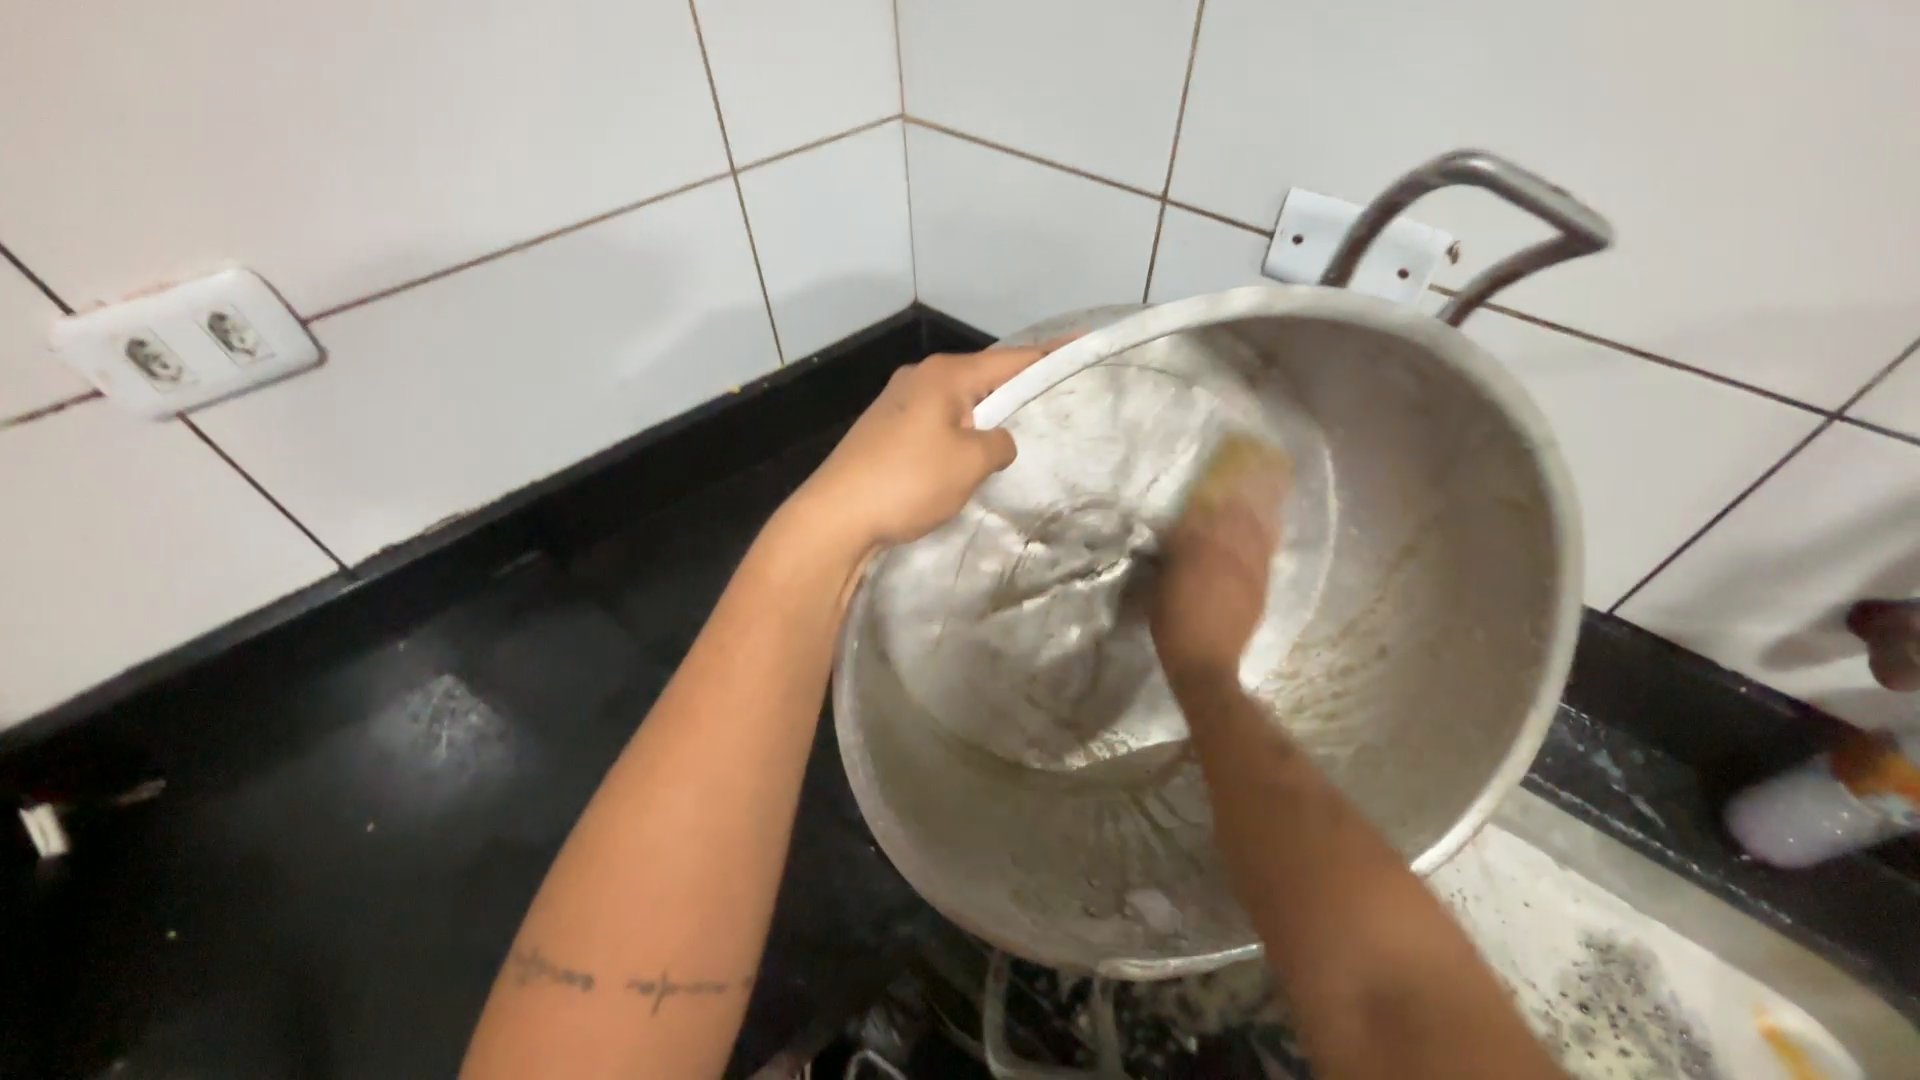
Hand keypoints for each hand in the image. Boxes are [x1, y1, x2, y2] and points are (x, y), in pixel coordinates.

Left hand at [784, 339, 1073, 558]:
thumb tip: (995, 441)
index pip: (1012, 358)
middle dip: (1019, 385)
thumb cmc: (908, 482)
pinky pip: (938, 420)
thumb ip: (999, 443)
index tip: (1083, 342)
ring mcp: (898, 402)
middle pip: (984, 375)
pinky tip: (972, 449)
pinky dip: (962, 430)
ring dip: (989, 413)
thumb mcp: (970, 462)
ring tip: (1021, 426)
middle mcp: (921, 377)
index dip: (1050, 354)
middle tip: (1058, 395)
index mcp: (946, 374)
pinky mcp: (886, 429)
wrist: (835, 517)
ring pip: (959, 400)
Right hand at [1151, 438, 1290, 681]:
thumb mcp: (1161, 589)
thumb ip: (1174, 557)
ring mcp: (1251, 573)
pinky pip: (1267, 551)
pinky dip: (1269, 531)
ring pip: (1259, 530)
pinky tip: (1272, 521)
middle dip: (1247, 489)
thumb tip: (1182, 531)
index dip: (1217, 490)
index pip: (1210, 514)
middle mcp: (1232, 557)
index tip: (1223, 466)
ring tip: (1270, 481)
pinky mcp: (1260, 587)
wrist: (1207, 665)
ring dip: (1263, 505)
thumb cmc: (1174, 627)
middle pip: (1241, 515)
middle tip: (1256, 462)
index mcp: (1202, 555)